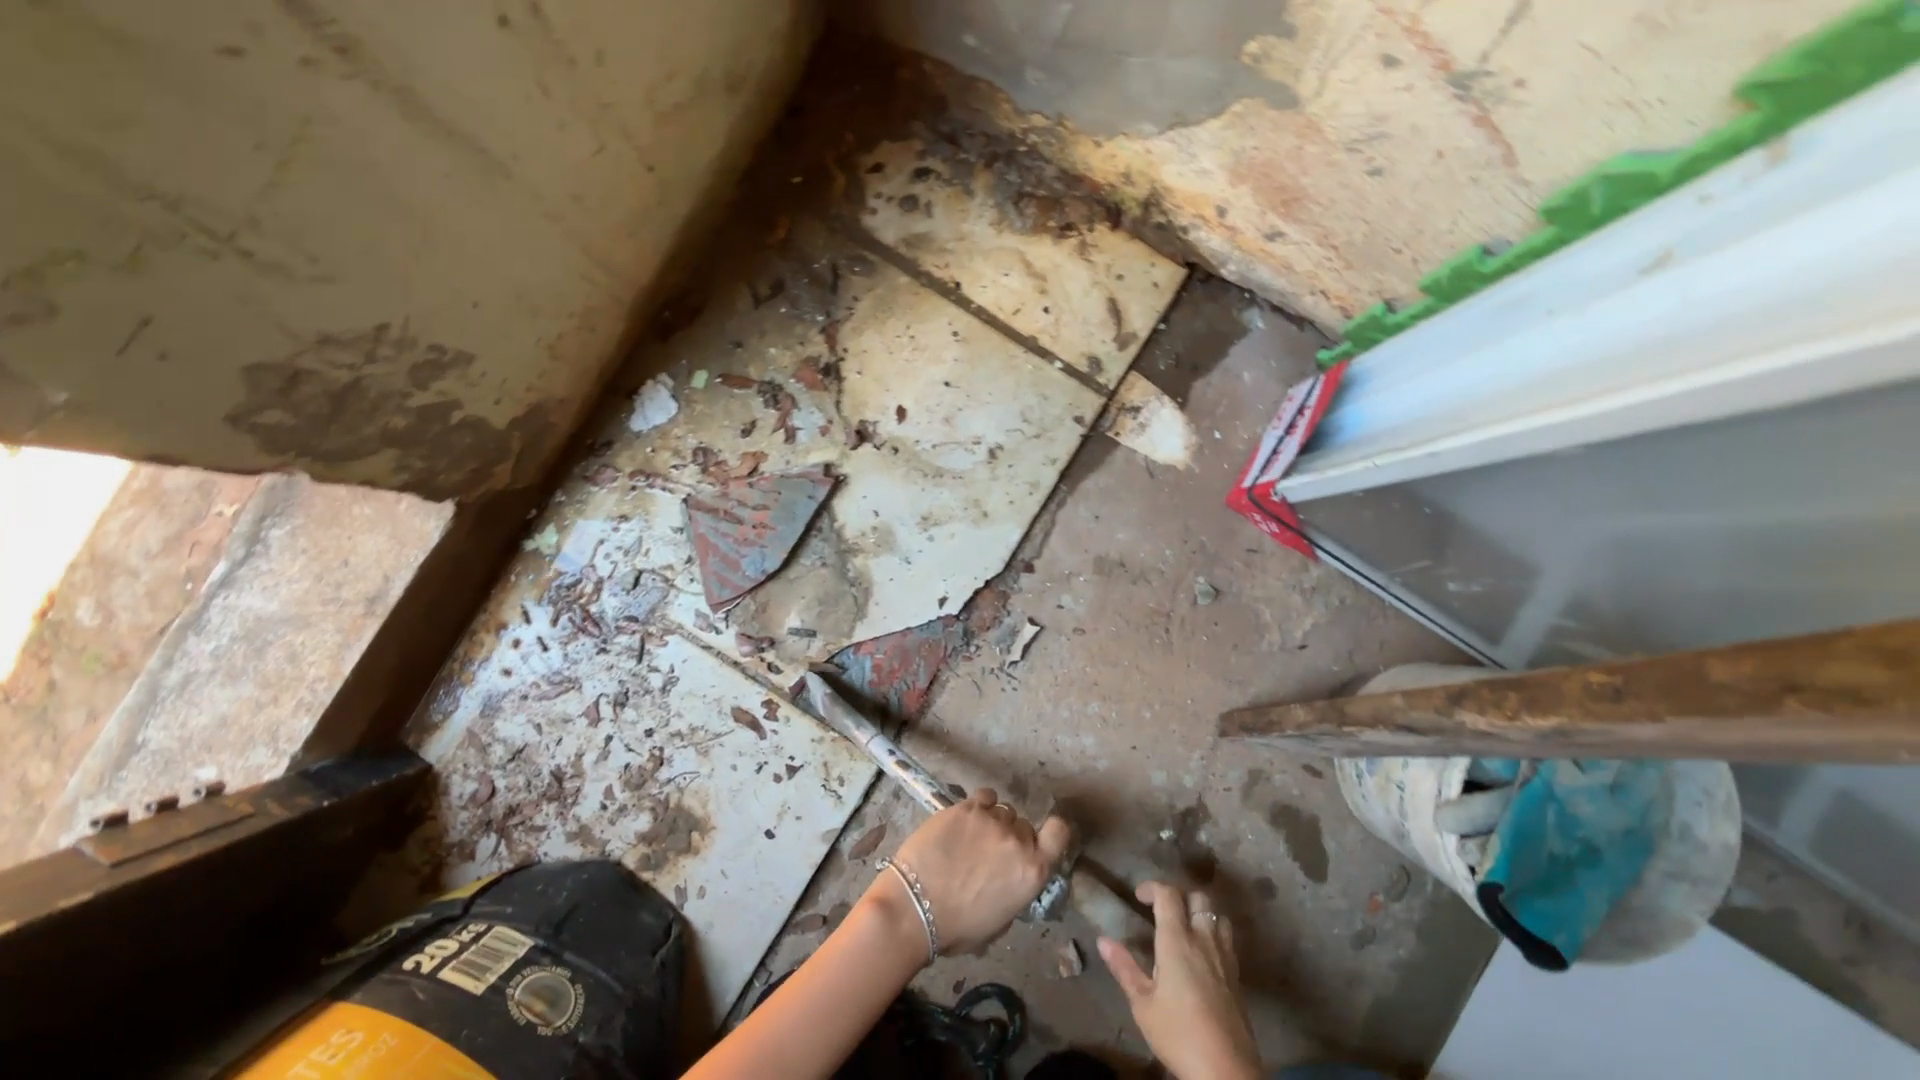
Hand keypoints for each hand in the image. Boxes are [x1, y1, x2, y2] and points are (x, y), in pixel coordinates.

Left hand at [872, 789, 1070, 956]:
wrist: (915, 908)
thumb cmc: (957, 927)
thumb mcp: (1000, 920)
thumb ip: (1016, 891)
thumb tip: (1011, 879)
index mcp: (1032, 870)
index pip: (1059, 832)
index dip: (1052, 831)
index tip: (1037, 838)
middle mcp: (1017, 840)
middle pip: (1024, 825)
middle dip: (1011, 836)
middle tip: (989, 852)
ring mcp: (991, 821)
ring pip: (1002, 810)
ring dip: (992, 822)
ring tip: (970, 837)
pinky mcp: (965, 808)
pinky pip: (984, 797)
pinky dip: (978, 806)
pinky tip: (964, 820)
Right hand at [1097, 882, 1260, 1079]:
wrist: (1226, 1068)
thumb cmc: (1177, 1033)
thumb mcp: (1142, 1003)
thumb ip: (1124, 967)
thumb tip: (1103, 939)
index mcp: (1178, 942)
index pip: (1169, 896)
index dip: (1153, 888)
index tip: (1138, 896)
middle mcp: (1204, 940)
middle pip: (1199, 898)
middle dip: (1179, 896)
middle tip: (1161, 910)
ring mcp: (1225, 956)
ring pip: (1217, 915)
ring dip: (1200, 912)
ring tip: (1183, 927)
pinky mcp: (1237, 974)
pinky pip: (1227, 937)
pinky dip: (1213, 931)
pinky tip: (1202, 953)